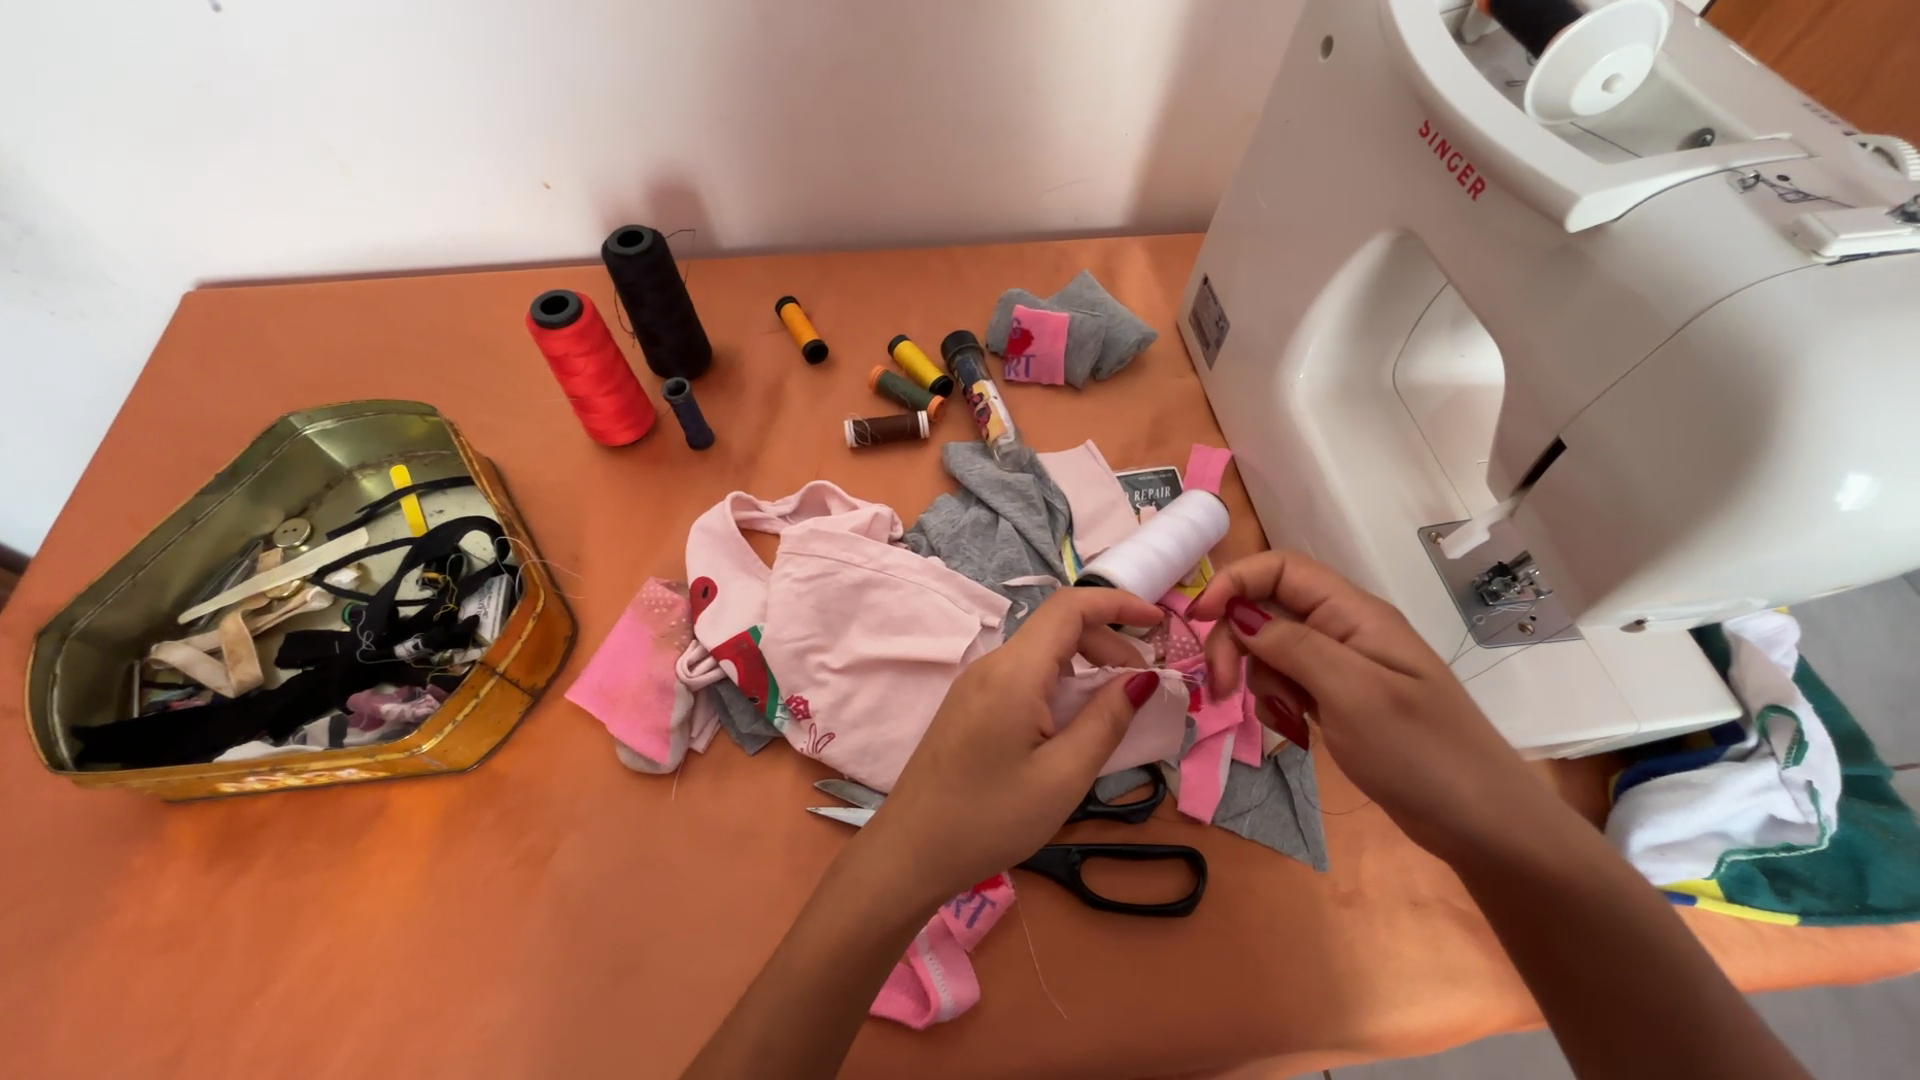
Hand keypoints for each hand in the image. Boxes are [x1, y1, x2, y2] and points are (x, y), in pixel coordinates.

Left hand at [855, 587, 1164, 905]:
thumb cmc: (991, 818)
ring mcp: (975, 685)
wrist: (911, 851)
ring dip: (1084, 668)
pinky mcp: (968, 707)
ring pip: (1040, 654)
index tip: (1160, 623)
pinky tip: (1072, 726)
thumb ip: (1107, 720)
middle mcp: (992, 665)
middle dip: (1108, 644)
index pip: (1070, 607)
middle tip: (1142, 686)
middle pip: (1057, 628)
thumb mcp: (1064, 776)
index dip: (1118, 603)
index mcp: (1015, 671)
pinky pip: (1022, 678)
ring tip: (1113, 710)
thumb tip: (1142, 678)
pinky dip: (1058, 686)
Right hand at [1187, 551, 1553, 862]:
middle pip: (1268, 610)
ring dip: (1258, 679)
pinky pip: (1289, 684)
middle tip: (1220, 690)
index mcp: (1355, 614)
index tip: (1199, 621)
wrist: (1483, 824)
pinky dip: (1278, 704)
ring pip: (1272, 650)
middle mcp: (1346, 631)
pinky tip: (1294, 731)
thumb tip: (1238, 612)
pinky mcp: (1341, 700)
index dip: (1234, 583)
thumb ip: (1292, 645)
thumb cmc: (1422, 753)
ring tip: (1282, 720)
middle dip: (1236, 643)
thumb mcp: (1351, 693)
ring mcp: (1344, 667)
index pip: (1281, 569)